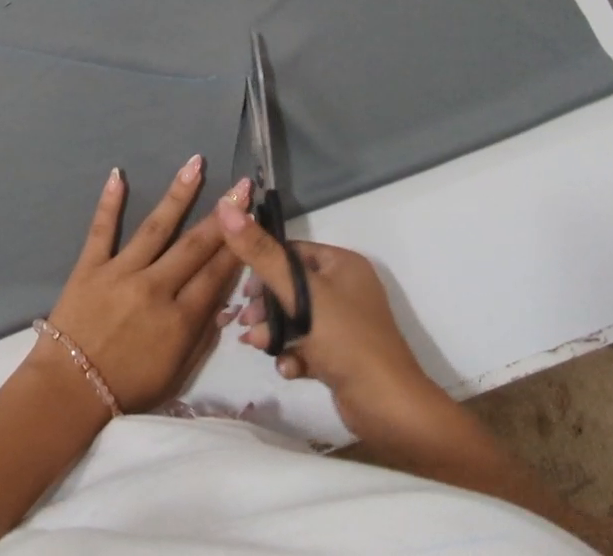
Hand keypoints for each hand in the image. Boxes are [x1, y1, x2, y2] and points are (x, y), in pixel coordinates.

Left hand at [36, 157, 248, 413]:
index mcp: (180, 319)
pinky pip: (101, 229)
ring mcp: (120, 273)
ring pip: (155, 227)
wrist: (70, 390)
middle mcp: (155, 288)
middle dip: (222, 215)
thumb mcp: (178, 372)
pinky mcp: (89, 266)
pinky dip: (109, 202)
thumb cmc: (128, 389)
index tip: (253, 218)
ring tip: (195, 164)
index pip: (216, 274)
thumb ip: (202, 335)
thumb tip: (224, 302)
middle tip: (240, 186)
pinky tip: (118, 174)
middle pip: (194, 245)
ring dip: (178, 194)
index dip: (237, 245)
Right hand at [213, 194, 440, 435]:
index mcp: (342, 265)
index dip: (262, 266)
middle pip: (289, 286)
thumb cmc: (345, 339)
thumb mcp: (299, 293)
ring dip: (272, 331)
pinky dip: (291, 353)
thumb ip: (260, 253)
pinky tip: (287, 367)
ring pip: (293, 318)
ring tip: (258, 345)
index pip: (291, 252)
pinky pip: (306, 345)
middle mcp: (345, 289)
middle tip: (244, 320)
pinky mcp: (340, 354)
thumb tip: (226, 205)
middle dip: (264, 306)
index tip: (242, 289)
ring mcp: (344, 323)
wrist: (387, 407)